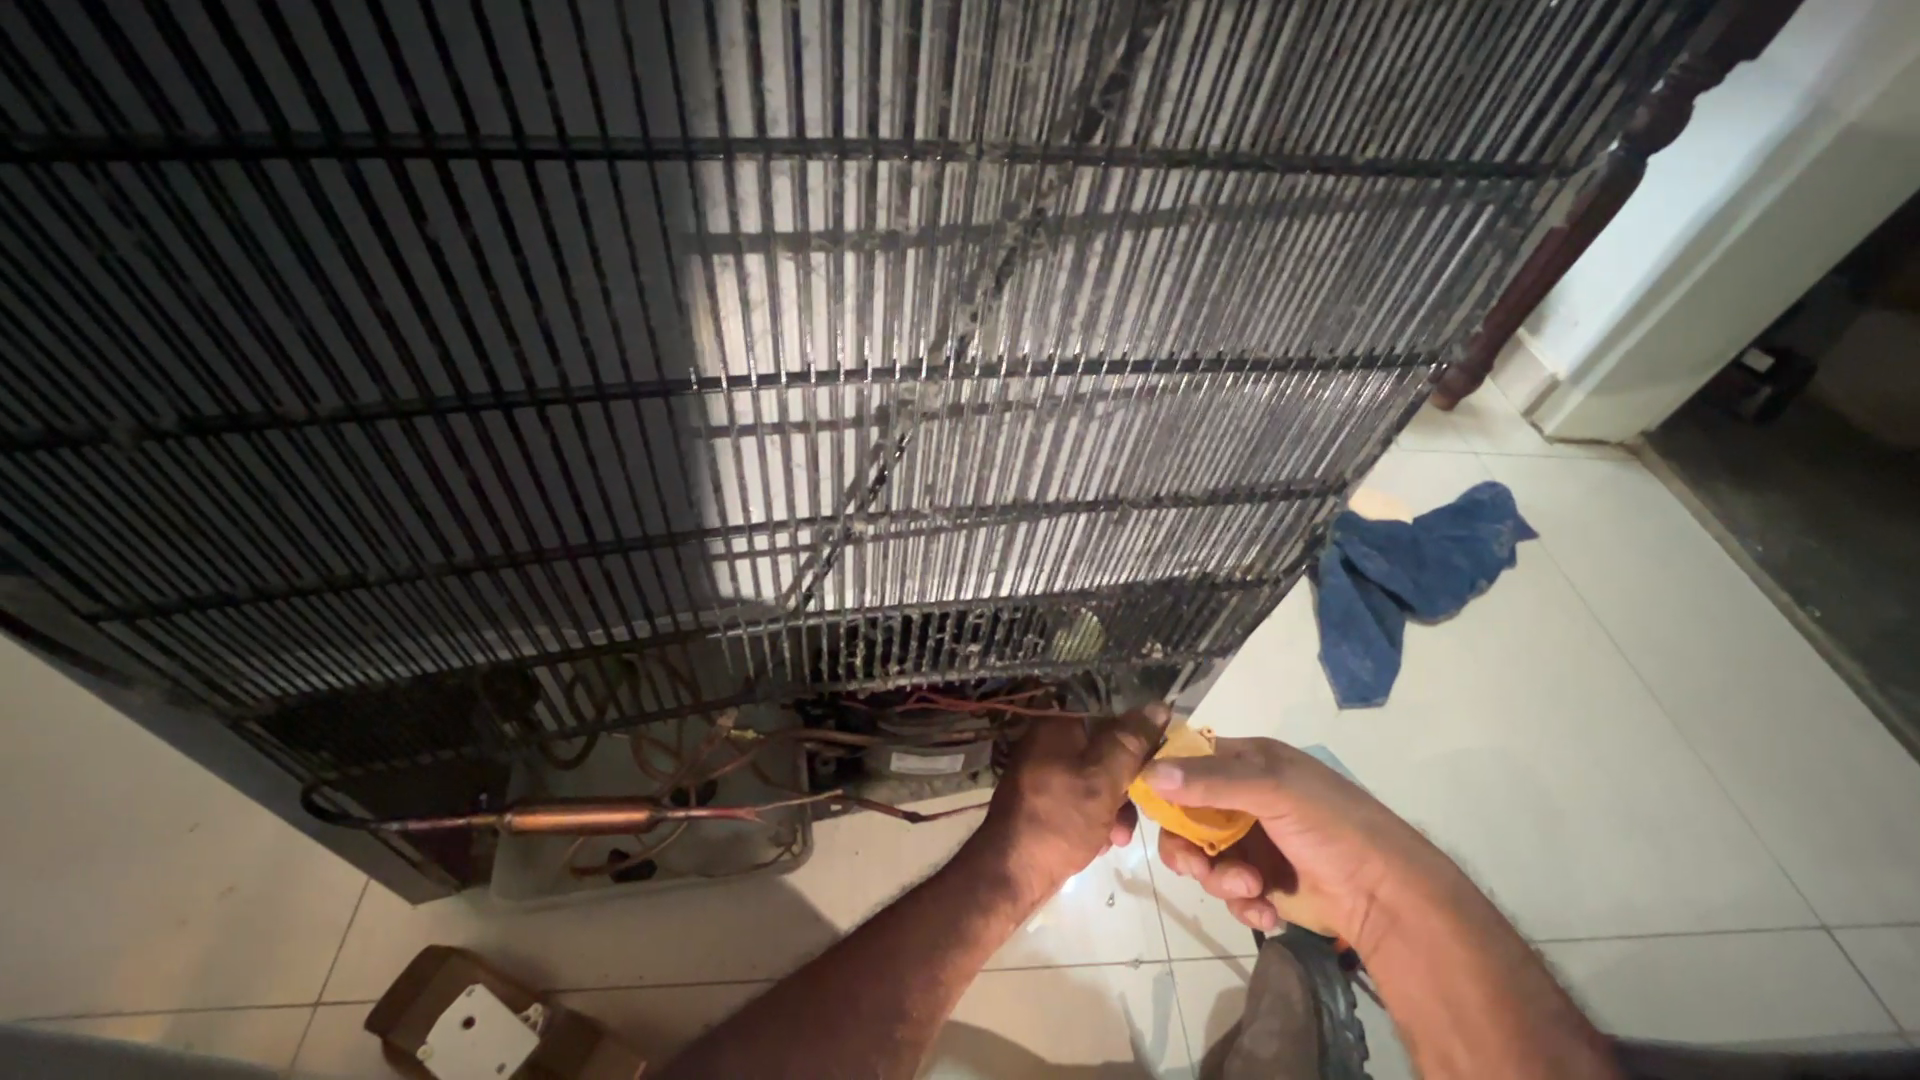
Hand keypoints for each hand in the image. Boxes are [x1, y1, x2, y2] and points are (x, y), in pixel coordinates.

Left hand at [966, 704, 1169, 905]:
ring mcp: (1045, 772)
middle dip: (1126, 785)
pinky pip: (1083, 800)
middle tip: (1138, 813)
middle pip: (1107, 751)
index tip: (1158, 768)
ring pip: (1098, 780)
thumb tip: (1158, 705)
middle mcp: (1049, 742)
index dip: (1139, 741)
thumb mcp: (1103, 779)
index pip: (1112, 716)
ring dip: (1115, 808)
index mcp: (1057, 725)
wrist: (1012, 873)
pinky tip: (1100, 843)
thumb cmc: (1059, 820)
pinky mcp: (1046, 801)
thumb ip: (1130, 742)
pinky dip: (1095, 820)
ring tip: (1117, 838)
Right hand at [1145, 736, 1445, 951]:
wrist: (1387, 897)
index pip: (1188, 759)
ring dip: (1217, 876)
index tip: (1146, 803)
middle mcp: (1242, 798)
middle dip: (1186, 845)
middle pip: (1183, 816)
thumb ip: (1212, 781)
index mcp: (1247, 762)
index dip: (1163, 779)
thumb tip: (1149, 772)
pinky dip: (1239, 901)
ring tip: (1250, 889)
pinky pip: (1224, 889)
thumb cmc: (1332, 826)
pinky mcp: (1259, 883)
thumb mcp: (1274, 789)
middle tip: (1196, 866)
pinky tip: (1264, 909)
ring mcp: (1250, 842)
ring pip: (1200, 857)